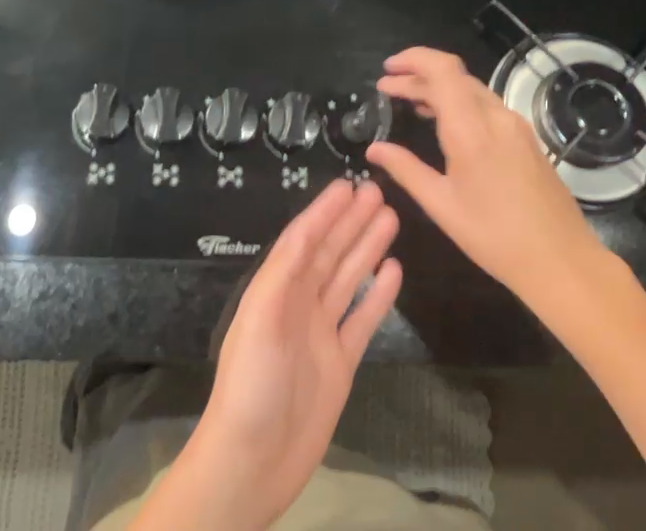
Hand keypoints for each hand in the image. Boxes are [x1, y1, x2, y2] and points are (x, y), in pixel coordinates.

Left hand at [133, 180, 401, 529]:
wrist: (254, 460)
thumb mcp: (258, 323)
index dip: (324, 212)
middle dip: (349, 222)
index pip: (302, 241)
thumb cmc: (250, 387)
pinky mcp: (340, 363)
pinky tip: (395, 271)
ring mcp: (320, 334)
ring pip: (347, 281)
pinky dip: (378, 296)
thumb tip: (305, 234)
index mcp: (273, 291)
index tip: (347, 186)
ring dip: (366, 249)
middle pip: (328, 254)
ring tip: (391, 219)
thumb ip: (281, 278)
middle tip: (377, 192)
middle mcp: (296, 305)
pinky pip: (362, 320)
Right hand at [369, 47, 615, 311]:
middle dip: (418, 75)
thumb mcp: (441, 205)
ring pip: (472, 90)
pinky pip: (487, 107)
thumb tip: (374, 149)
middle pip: (455, 76)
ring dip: (439, 89)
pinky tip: (444, 122)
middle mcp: (496, 117)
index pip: (442, 71)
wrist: (561, 259)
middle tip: (387, 88)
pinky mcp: (527, 139)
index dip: (413, 59)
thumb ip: (405, 169)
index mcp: (471, 130)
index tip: (387, 69)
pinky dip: (460, 103)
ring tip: (409, 101)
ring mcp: (516, 126)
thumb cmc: (494, 236)